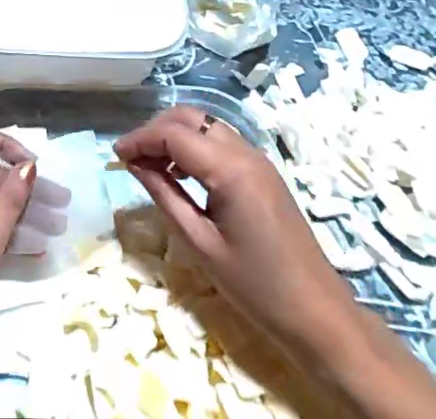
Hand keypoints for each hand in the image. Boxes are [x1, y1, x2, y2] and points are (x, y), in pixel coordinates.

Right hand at [114, 105, 342, 337]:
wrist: (319, 315)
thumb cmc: (257, 287)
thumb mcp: (200, 244)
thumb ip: (165, 196)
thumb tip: (134, 164)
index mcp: (230, 170)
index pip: (173, 134)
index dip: (140, 139)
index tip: (116, 156)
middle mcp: (246, 153)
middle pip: (190, 118)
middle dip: (155, 130)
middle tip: (131, 157)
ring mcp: (259, 160)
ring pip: (206, 125)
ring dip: (175, 135)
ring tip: (150, 165)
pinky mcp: (264, 172)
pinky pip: (221, 142)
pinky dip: (194, 146)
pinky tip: (180, 173)